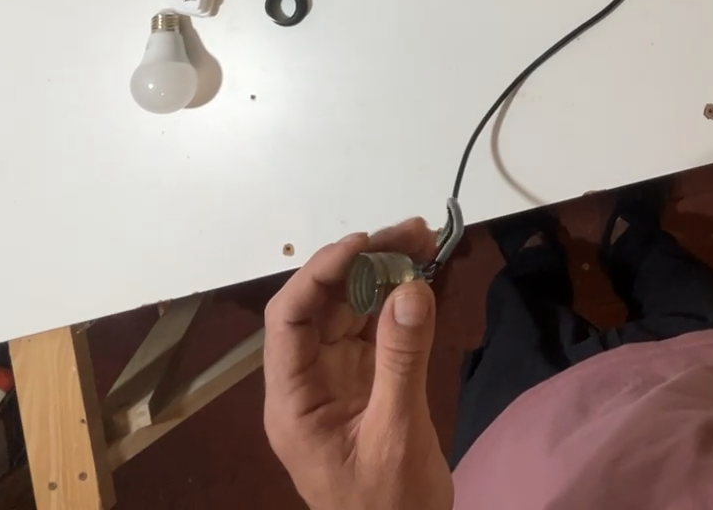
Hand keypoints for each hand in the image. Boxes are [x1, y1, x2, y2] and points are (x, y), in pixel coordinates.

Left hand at [264, 219, 451, 509]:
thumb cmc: (388, 506)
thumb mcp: (394, 435)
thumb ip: (402, 360)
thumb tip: (411, 286)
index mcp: (293, 400)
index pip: (289, 319)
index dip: (320, 273)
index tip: (364, 242)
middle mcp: (309, 379)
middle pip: (324, 303)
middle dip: (364, 261)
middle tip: (412, 231)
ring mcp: (339, 376)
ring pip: (352, 306)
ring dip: (384, 270)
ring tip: (423, 240)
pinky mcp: (368, 378)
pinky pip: (377, 324)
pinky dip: (399, 296)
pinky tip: (422, 273)